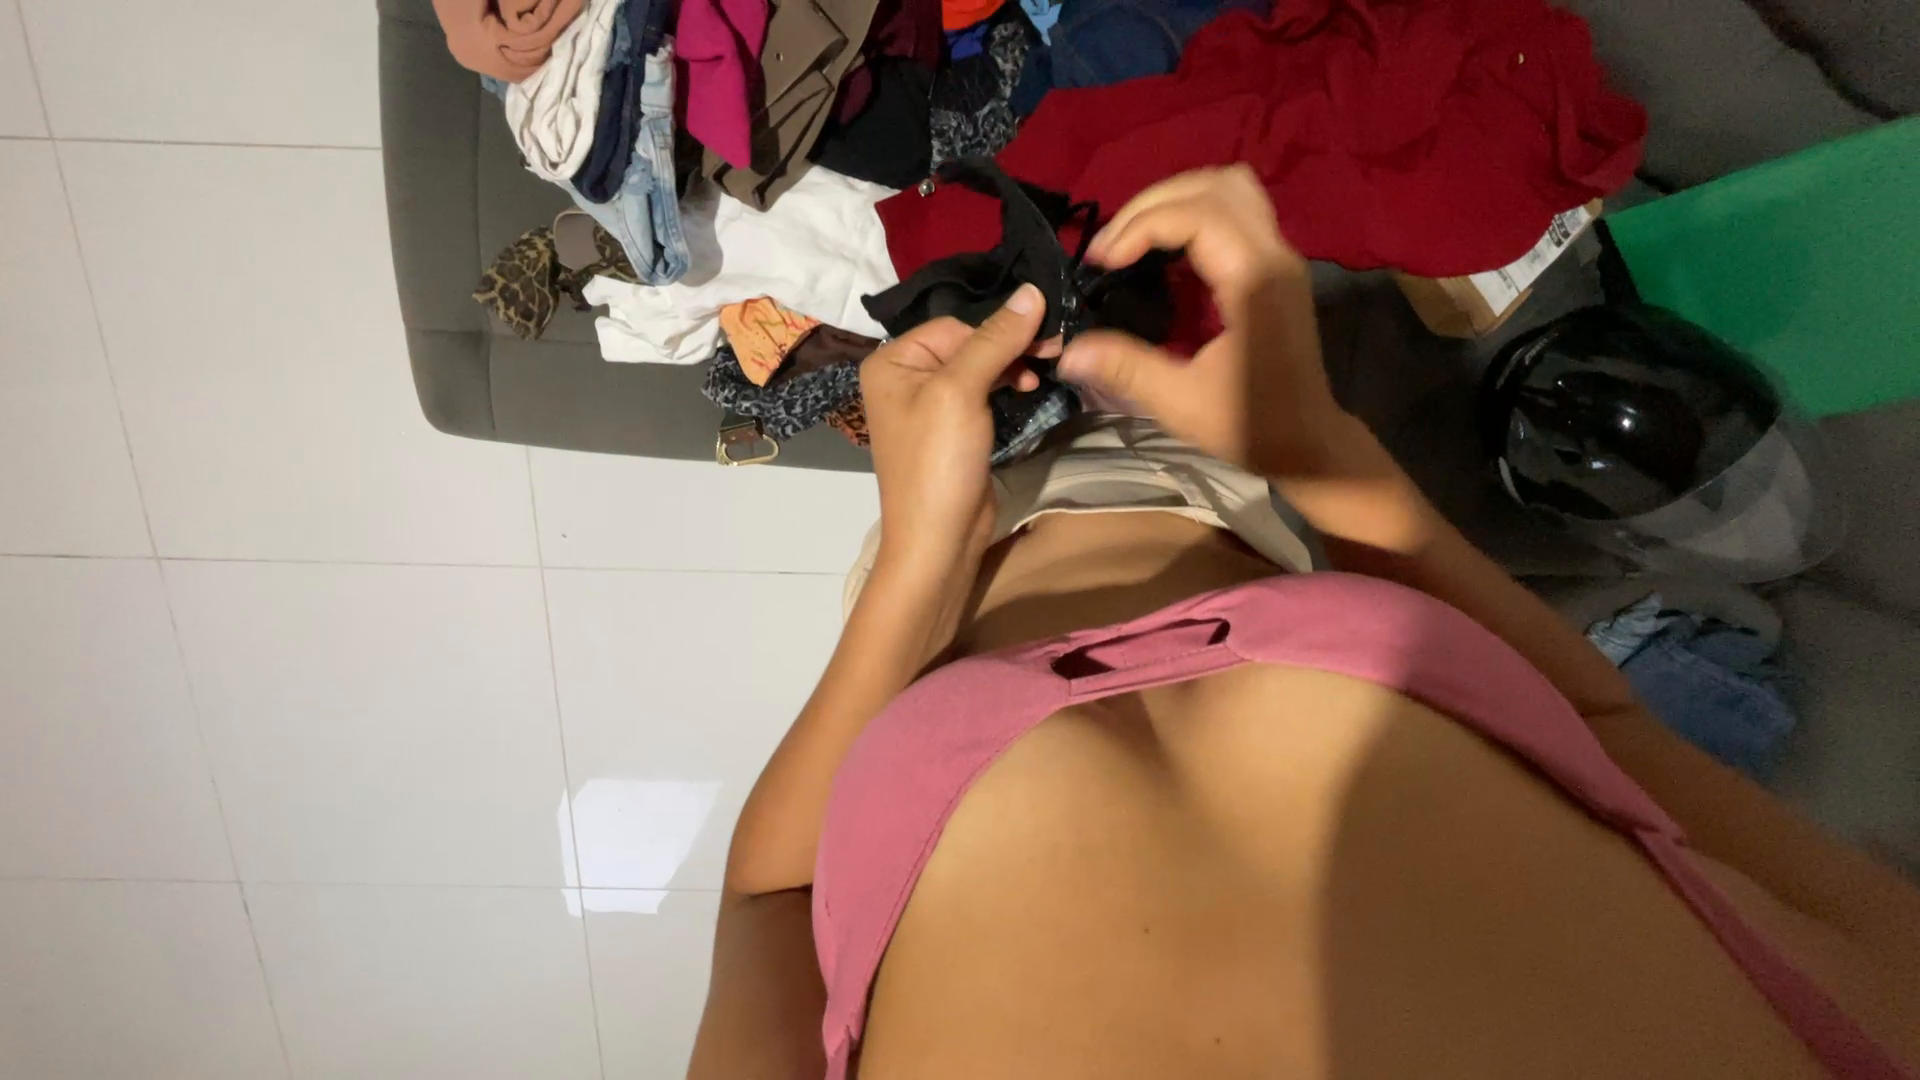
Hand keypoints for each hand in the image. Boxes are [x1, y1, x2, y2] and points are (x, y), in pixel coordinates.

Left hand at [861, 284, 1047, 576]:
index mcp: (892, 362)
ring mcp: (928, 408)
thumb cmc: (938, 460)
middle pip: (967, 345)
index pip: (954, 325)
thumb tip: (1033, 290)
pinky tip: (1027, 392)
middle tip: (1053, 353)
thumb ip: (995, 340)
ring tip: (1039, 378)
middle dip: (1008, 348)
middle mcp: (904, 379)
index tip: (1045, 336)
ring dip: (1011, 368)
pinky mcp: (952, 431)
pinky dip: (1006, 389)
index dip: (997, 330)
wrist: (938, 539)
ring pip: (978, 369)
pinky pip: (981, 395)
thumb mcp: (962, 391)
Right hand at [1057, 166, 1344, 477]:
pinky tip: (1161, 253)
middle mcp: (1274, 255)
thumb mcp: (1179, 402)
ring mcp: (1279, 258)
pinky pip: (1236, 214)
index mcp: (1255, 281)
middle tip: (1111, 245)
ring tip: (1133, 238)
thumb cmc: (1249, 426)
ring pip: (1231, 190)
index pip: (1197, 214)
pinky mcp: (1275, 270)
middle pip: (1216, 185)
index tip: (1102, 261)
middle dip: (1153, 203)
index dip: (1141, 225)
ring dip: (1176, 201)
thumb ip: (1125, 368)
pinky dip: (1193, 217)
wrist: (1306, 444)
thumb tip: (1068, 352)